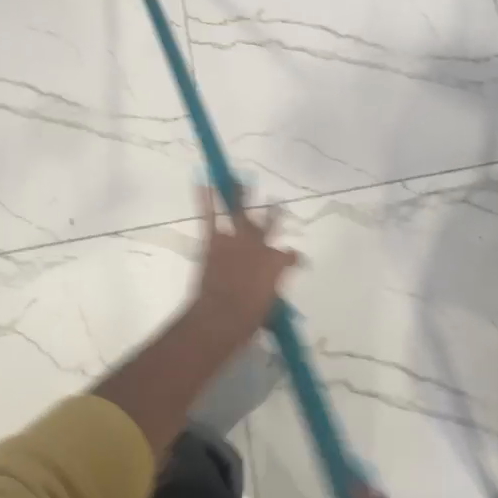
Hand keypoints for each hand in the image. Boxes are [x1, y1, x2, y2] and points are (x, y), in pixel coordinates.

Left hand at [187, 188, 299, 345]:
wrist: (220, 316)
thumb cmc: (248, 319)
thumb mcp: (270, 309)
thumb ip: (273, 293)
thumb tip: (273, 292)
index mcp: (276, 262)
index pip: (290, 255)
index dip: (294, 258)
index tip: (296, 259)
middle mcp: (259, 245)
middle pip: (268, 224)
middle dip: (273, 214)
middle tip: (276, 202)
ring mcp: (235, 239)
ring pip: (240, 211)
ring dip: (240, 195)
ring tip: (238, 178)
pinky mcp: (214, 241)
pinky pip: (209, 216)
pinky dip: (204, 200)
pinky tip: (201, 183)